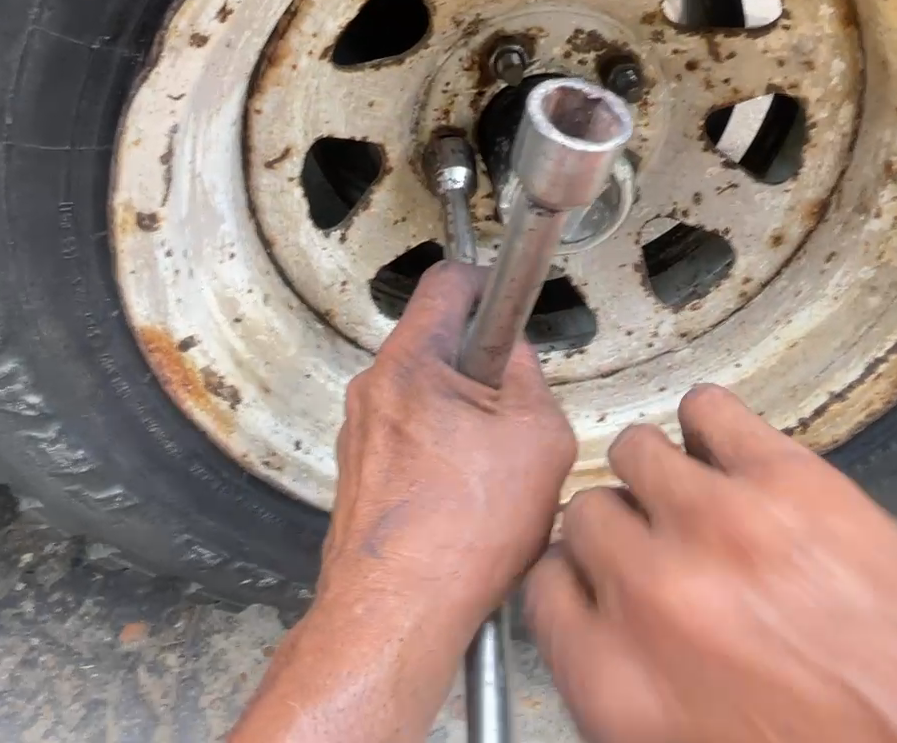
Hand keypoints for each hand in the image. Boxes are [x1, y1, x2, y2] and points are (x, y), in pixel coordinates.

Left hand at [232, 263, 574, 742]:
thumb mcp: (538, 436)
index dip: (486, 283)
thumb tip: (513, 356)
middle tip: (513, 409)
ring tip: (490, 466)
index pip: (446, 282)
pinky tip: (464, 495)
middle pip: (436, 342)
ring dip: (461, 412)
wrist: (396, 613)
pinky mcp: (359, 467)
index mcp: (412, 362)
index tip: (506, 301)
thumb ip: (529, 376)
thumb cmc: (463, 530)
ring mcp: (360, 429)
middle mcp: (374, 387)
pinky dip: (440, 447)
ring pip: (425, 392)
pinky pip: (408, 434)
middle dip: (481, 365)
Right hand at [525, 384, 896, 742]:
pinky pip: (706, 408)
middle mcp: (647, 592)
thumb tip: (598, 625)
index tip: (605, 583)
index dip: (577, 583)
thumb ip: (620, 692)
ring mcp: (714, 523)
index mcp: (615, 685)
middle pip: (585, 515)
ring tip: (701, 501)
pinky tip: (732, 456)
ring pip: (633, 451)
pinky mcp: (783, 476)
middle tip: (668, 554)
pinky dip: (709, 425)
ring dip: (658, 478)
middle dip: (621, 536)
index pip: (545, 589)